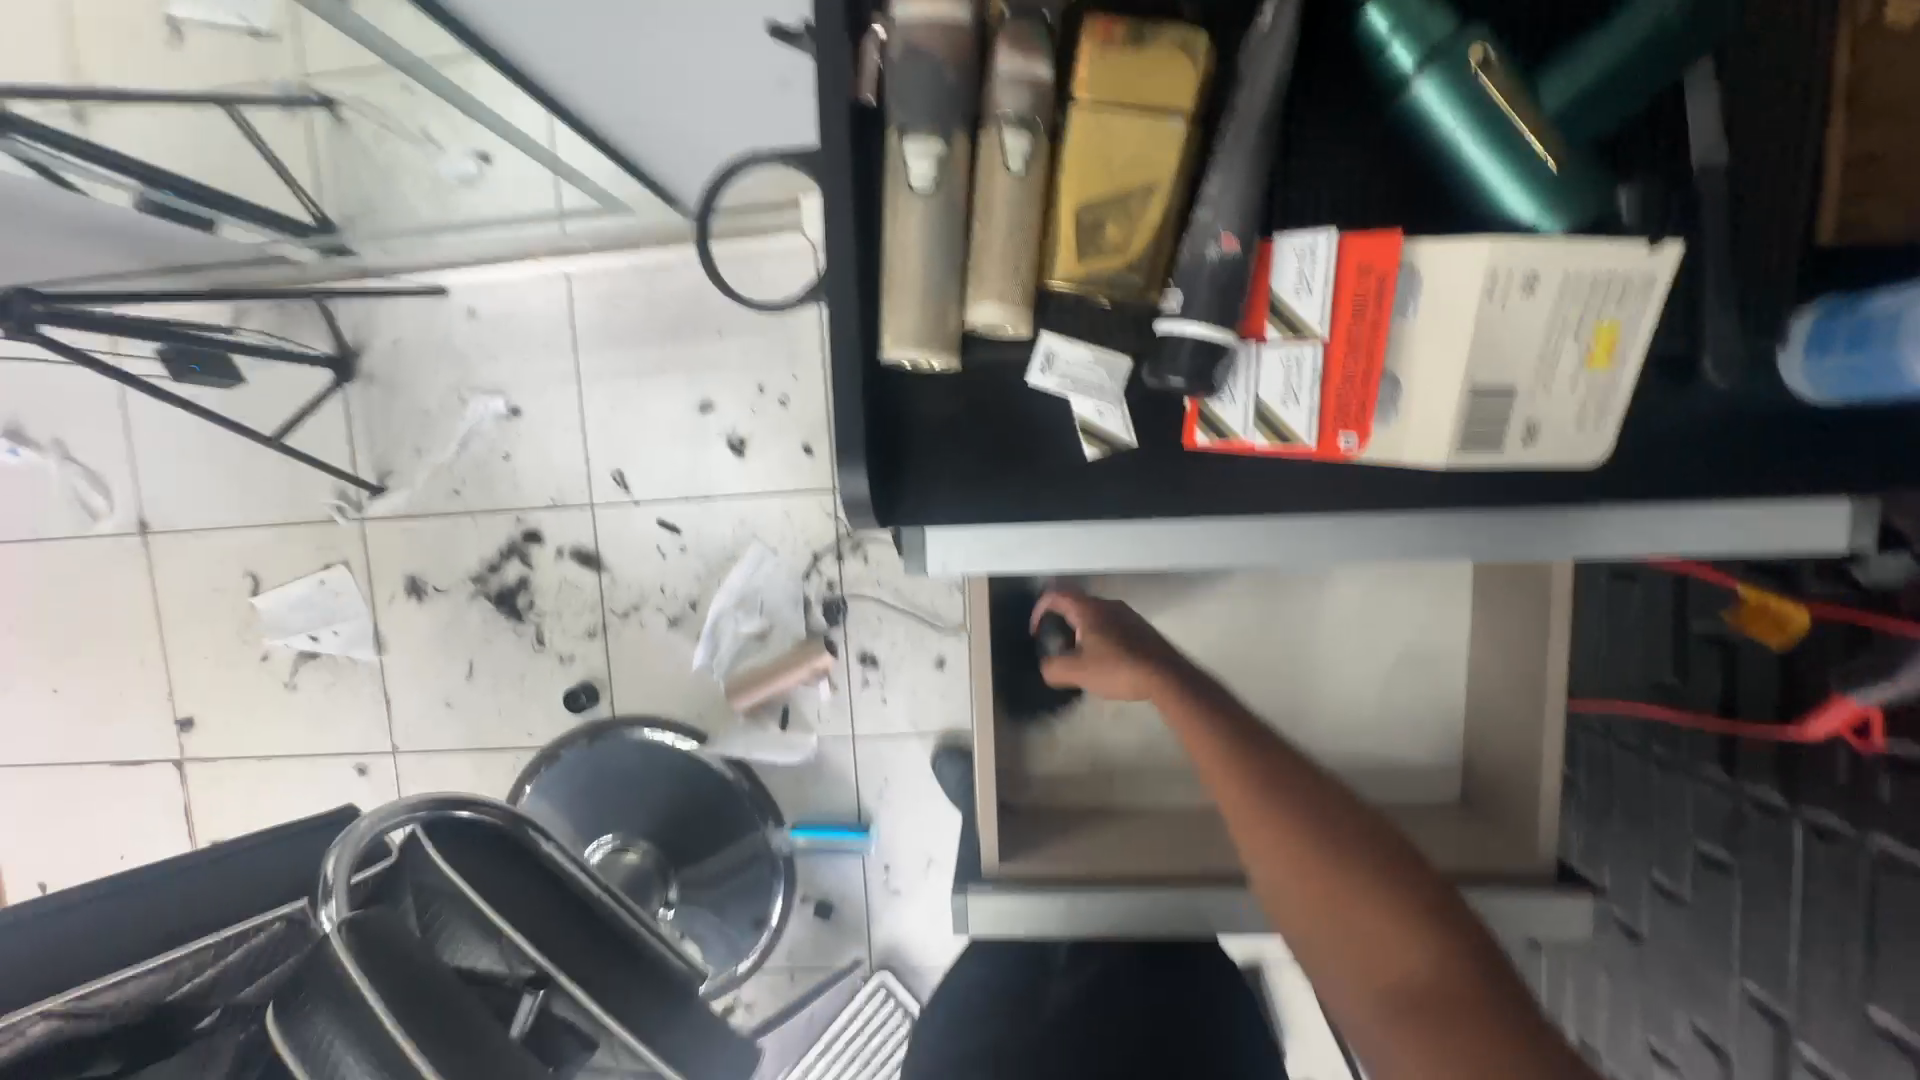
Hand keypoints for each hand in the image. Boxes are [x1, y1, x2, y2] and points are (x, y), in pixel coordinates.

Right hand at [1030, 591, 1191, 702]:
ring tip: (1081, 658)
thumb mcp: (1077, 672)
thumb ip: (1053, 668)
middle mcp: (1108, 605)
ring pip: (1095, 616)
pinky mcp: (1141, 628)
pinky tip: (1106, 662)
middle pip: (1075, 605)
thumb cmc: (1117, 668)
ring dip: (1082, 633)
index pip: (1055, 596)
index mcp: (1088, 609)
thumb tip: (1047, 666)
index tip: (1037, 632)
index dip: (1039, 611)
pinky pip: (1112, 626)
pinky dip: (1100, 638)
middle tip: (1058, 648)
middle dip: (1061, 624)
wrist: (1166, 676)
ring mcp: (1128, 615)